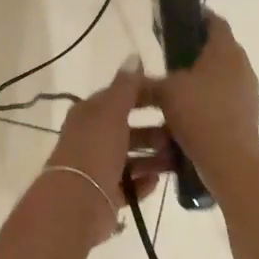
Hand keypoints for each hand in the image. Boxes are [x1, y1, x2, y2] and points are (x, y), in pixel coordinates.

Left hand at [45, 57, 172, 244]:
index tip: (174, 98)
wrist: (76, 202)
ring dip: (154, 159)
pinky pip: (129, 186)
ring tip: (178, 161)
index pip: (120, 98)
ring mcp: (99, 169)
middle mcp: (93, 139)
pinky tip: (158, 182)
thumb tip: (134, 56)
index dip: (145, 95)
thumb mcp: (112, 111)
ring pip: (132, 159)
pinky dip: (143, 183)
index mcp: (90, 115)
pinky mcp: (106, 195)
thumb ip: (125, 86)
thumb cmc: (95, 150)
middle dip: (155, 132)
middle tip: (182, 134)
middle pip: (129, 131)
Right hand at [147, 13, 258, 178]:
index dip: (197, 18)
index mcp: (225, 51)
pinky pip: (221, 104)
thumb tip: (131, 76)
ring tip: (171, 94)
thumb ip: (148, 82)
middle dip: (191, 58)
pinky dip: (204, 106)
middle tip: (166, 62)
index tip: (178, 22)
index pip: (214, 22)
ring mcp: (248, 93)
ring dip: (197, 85)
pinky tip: (183, 119)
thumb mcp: (166, 93)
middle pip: (215, 53)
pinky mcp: (247, 116)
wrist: (231, 159)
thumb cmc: (199, 114)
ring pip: (217, 81)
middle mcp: (242, 67)